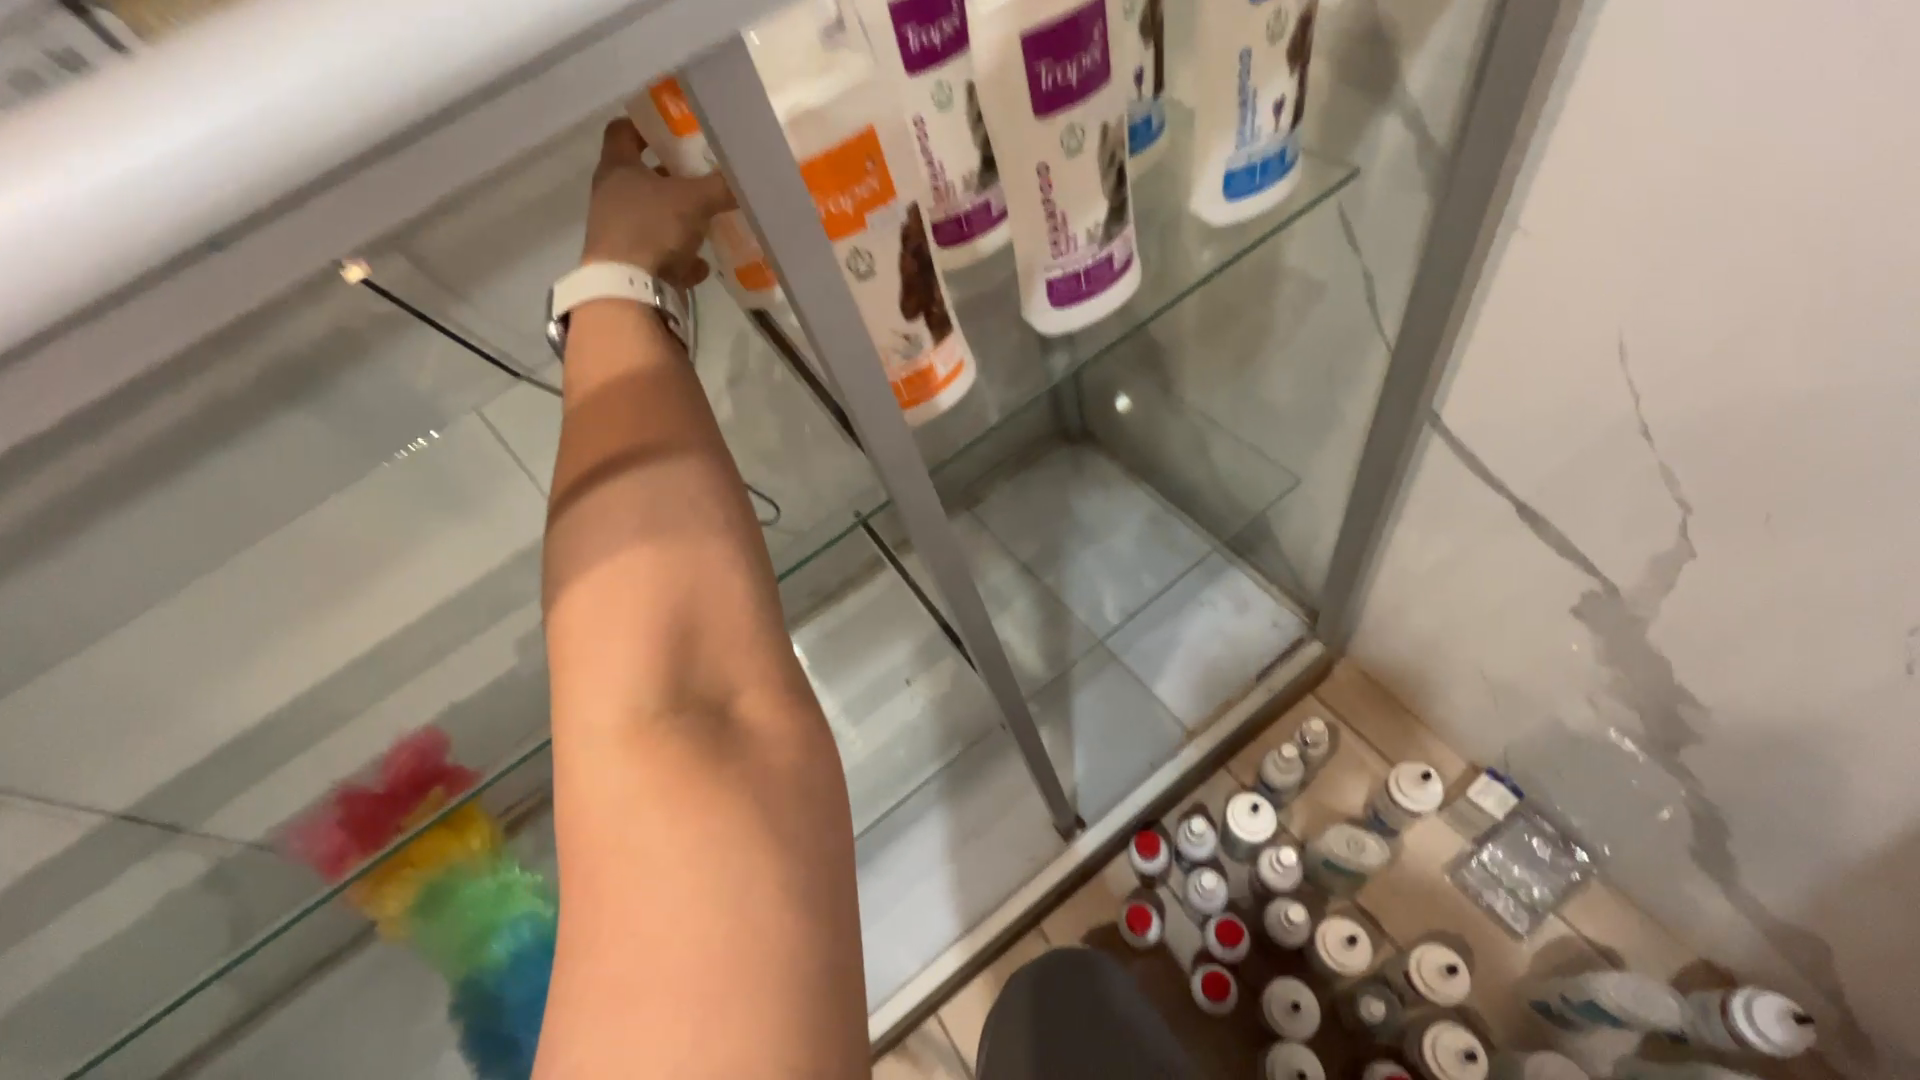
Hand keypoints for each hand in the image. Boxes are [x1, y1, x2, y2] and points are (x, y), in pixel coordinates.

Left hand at [581, 119, 737, 287]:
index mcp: (617, 169)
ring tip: (709, 219)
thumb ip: (720, 186)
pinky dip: (681, 259)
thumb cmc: (653, 228)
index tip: (672, 126)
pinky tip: (702, 264)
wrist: (629, 289)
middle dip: (672, 176)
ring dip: (678, 219)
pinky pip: (662, 256)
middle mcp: (612, 198)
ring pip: (653, 218)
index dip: (645, 124)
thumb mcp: (694, 200)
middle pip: (642, 177)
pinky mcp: (633, 267)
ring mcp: (621, 234)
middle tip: (702, 174)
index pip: (622, 131)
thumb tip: (745, 175)